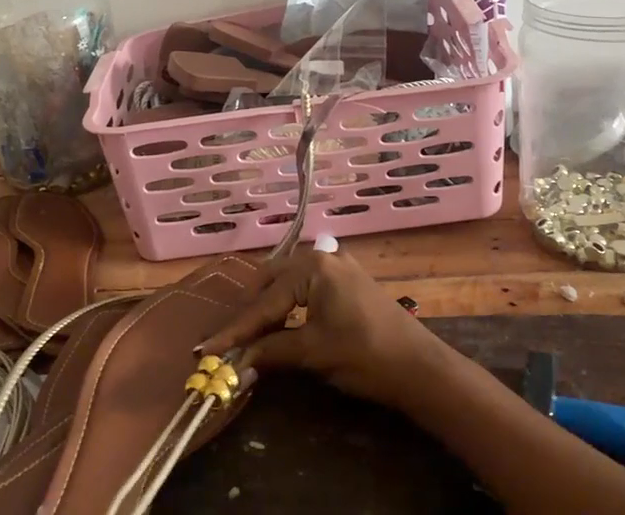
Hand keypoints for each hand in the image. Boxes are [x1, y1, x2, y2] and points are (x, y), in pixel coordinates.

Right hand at [197, 250, 446, 408]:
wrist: (421, 367)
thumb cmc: (365, 354)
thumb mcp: (313, 353)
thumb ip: (272, 350)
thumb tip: (236, 363)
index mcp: (312, 267)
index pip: (263, 302)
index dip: (234, 330)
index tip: (204, 348)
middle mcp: (322, 257)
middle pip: (271, 283)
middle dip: (250, 313)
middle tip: (229, 343)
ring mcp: (337, 267)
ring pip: (288, 285)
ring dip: (269, 310)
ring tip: (251, 338)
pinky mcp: (347, 283)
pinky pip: (305, 289)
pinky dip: (289, 308)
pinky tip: (280, 327)